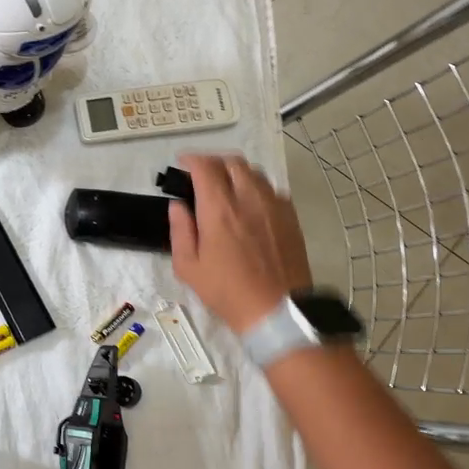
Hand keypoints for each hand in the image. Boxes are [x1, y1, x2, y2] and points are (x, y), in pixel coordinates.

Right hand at [169, 154, 312, 333]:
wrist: (276, 309)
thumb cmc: (226, 290)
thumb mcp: (188, 266)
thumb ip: (180, 230)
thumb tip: (178, 206)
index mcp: (219, 209)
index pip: (205, 167)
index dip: (191, 159)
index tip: (181, 163)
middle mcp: (249, 199)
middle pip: (233, 162)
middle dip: (213, 161)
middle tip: (201, 173)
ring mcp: (274, 206)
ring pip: (255, 173)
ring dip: (236, 172)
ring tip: (225, 185)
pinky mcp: (290, 217)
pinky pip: (272, 189)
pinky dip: (256, 187)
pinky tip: (249, 204)